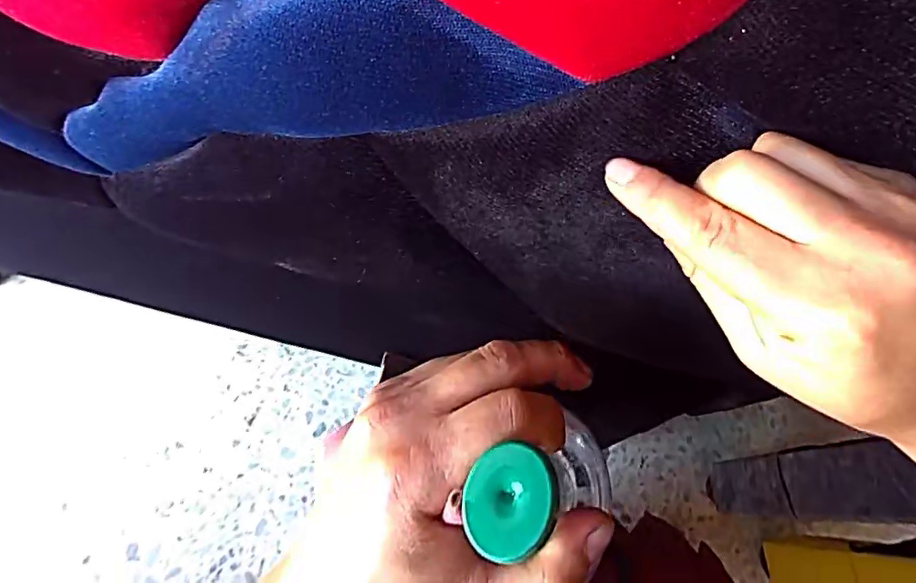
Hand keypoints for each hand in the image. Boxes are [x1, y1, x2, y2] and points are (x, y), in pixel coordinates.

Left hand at [265, 340, 615, 582]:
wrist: (324, 579)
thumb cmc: (381, 581)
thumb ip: (543, 567)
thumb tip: (591, 526)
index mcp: (412, 462)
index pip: (504, 411)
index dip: (549, 425)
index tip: (558, 456)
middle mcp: (395, 416)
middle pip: (490, 360)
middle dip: (546, 361)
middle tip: (577, 376)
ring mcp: (386, 400)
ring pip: (470, 355)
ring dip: (515, 368)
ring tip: (543, 396)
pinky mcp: (386, 397)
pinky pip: (448, 366)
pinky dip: (482, 377)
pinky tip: (498, 403)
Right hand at [604, 133, 915, 457]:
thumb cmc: (853, 380)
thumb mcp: (764, 352)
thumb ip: (712, 278)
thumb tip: (669, 218)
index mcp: (826, 309)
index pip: (718, 237)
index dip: (660, 201)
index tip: (620, 173)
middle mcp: (865, 250)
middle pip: (741, 174)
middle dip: (709, 190)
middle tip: (723, 226)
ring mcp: (891, 210)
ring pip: (771, 148)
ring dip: (749, 179)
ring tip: (773, 223)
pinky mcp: (902, 184)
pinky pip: (810, 150)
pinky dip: (789, 176)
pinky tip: (813, 217)